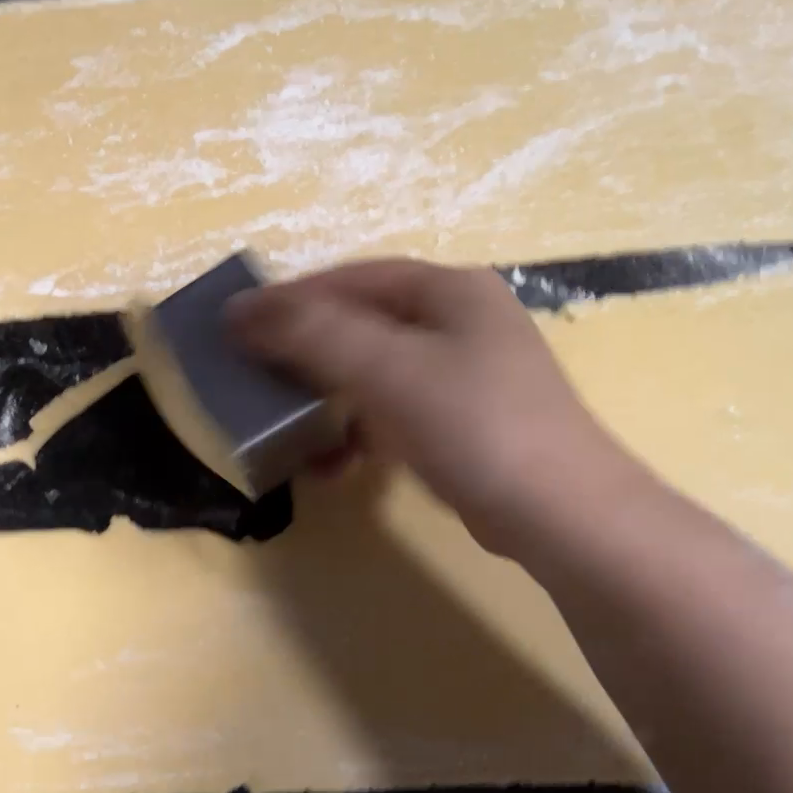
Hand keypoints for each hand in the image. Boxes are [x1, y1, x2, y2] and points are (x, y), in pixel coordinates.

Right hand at [229, 259, 642, 553]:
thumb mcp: (385, 369)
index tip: (234, 327)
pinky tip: (331, 464)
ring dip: (325, 399)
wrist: (557, 512)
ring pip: (371, 373)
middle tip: (252, 376)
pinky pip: (390, 414)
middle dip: (303, 353)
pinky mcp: (461, 422)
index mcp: (448, 290)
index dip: (287, 300)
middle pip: (359, 324)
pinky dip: (356, 434)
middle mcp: (459, 321)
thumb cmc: (472, 424)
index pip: (349, 280)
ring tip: (284, 424)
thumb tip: (238, 309)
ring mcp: (464, 374)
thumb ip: (309, 333)